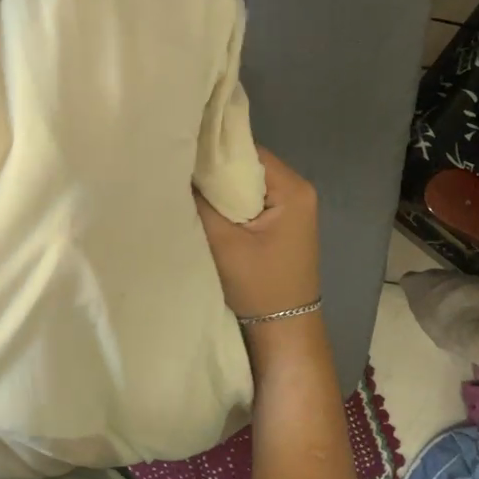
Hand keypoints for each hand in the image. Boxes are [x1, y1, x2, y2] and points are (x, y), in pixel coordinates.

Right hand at [195, 147, 320, 318]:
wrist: (283, 327)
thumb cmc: (258, 284)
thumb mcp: (224, 243)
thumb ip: (202, 203)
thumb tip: (181, 172)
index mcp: (293, 190)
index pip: (248, 151)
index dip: (215, 150)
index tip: (183, 153)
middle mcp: (298, 190)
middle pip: (249, 165)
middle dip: (216, 168)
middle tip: (180, 171)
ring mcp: (292, 206)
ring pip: (248, 182)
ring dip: (221, 186)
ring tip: (188, 187)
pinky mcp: (282, 221)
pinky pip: (251, 198)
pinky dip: (230, 200)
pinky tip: (206, 206)